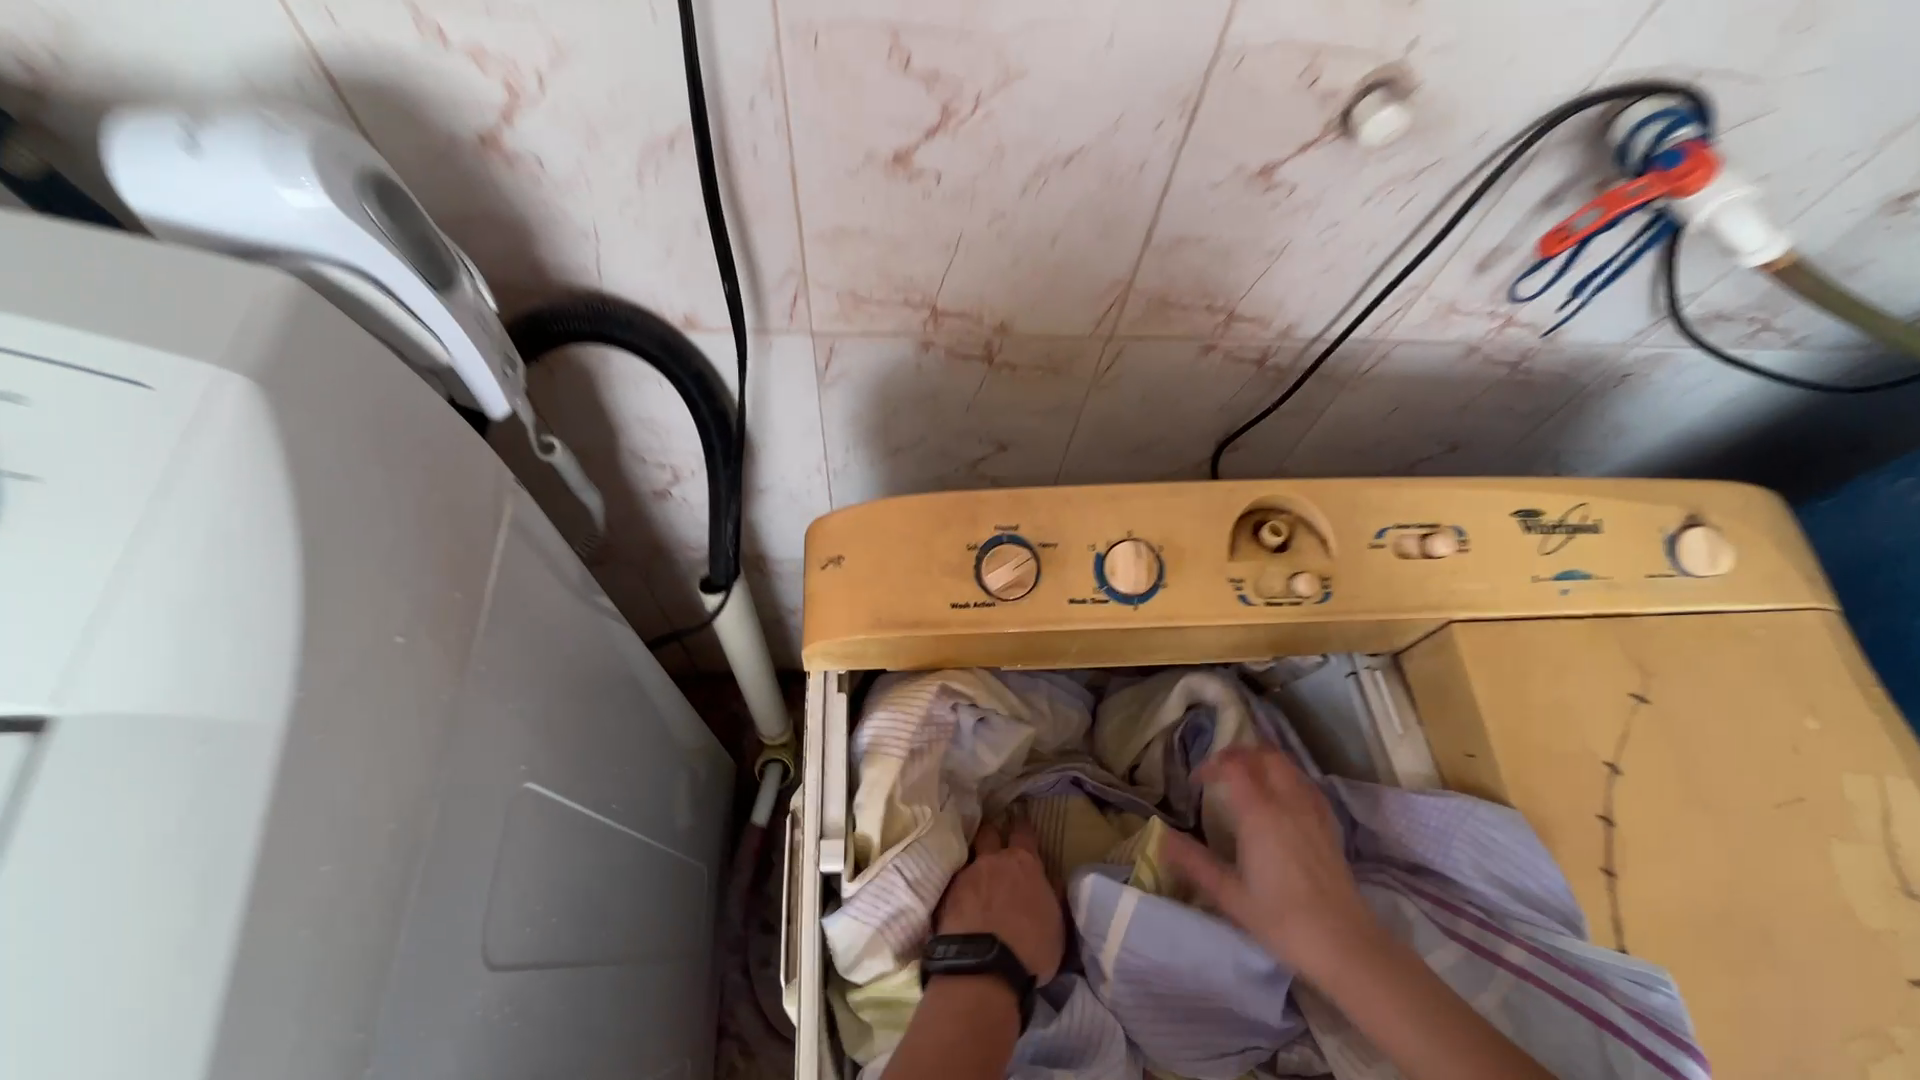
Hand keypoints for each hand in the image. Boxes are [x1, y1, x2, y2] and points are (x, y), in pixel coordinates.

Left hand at [935, 819, 1064, 982]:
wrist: (983, 969)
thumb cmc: (1031, 948)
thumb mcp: (1057, 924)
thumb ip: (1052, 896)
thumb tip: (1051, 881)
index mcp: (1024, 864)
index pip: (1024, 831)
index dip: (1023, 825)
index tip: (1021, 821)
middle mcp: (992, 862)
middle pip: (989, 833)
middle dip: (992, 833)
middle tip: (995, 841)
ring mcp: (965, 877)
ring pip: (968, 857)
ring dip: (974, 864)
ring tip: (976, 875)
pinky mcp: (945, 897)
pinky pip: (953, 883)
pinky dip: (959, 889)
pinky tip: (960, 900)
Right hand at [1162, 746, 1377, 977]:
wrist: (1344, 943)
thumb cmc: (1281, 920)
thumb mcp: (1229, 895)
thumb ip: (1193, 862)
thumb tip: (1161, 836)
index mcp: (1260, 814)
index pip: (1233, 766)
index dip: (1211, 765)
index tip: (1196, 782)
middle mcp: (1288, 802)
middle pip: (1264, 754)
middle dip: (1238, 754)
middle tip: (1219, 773)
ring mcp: (1313, 810)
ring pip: (1288, 765)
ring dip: (1263, 762)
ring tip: (1246, 782)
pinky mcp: (1330, 823)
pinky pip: (1305, 783)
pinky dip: (1286, 777)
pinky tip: (1279, 800)